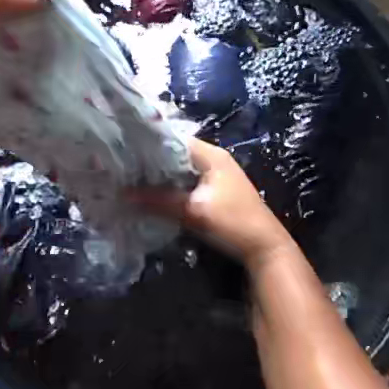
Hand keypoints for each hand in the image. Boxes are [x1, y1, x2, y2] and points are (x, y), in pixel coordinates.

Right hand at [134, 139, 295, 265]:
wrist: (265, 248)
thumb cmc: (232, 222)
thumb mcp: (193, 211)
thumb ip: (159, 200)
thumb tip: (122, 193)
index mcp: (212, 155)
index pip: (175, 139)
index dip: (150, 144)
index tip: (125, 151)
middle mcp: (214, 160)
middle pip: (177, 155)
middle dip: (152, 163)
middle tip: (123, 168)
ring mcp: (217, 177)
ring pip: (182, 171)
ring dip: (161, 177)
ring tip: (131, 181)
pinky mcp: (216, 193)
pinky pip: (188, 184)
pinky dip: (172, 188)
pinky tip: (153, 196)